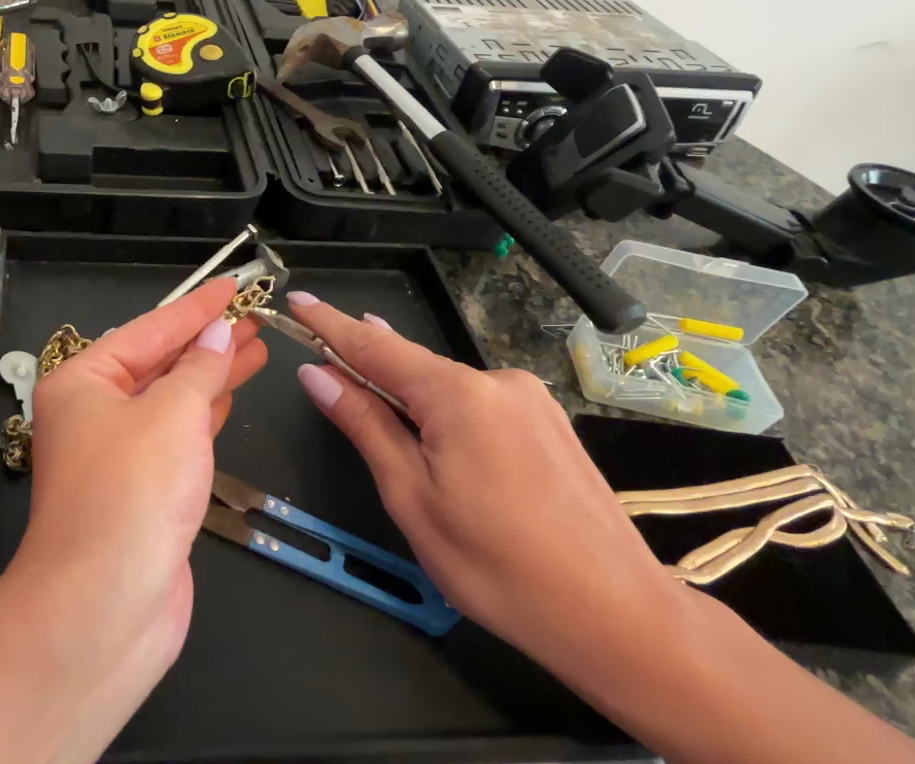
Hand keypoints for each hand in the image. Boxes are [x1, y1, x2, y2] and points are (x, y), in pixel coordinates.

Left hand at [6, 279, 266, 674]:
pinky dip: (204, 414)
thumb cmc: (132, 492)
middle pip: (160, 363)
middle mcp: (93, 412)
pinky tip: (230, 397)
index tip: (234, 285)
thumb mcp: (172, 413)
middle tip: (257, 319)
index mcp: (84, 381)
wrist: (103, 604)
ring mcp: (117, 454)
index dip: (196, 307)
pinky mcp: (142, 491)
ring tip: (256, 349)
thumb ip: (200, 368)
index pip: (150, 329)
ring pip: (171, 400)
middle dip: (209, 341)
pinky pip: (177, 437)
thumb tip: (218, 334)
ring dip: (212, 375)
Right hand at [283, 291, 692, 671]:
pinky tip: (433, 429)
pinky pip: (479, 403)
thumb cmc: (497, 567)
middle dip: (367, 362)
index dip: (330, 323)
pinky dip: (444, 408)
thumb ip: (364, 425)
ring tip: (374, 398)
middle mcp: (498, 382)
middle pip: (413, 364)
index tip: (297, 298)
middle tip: (322, 355)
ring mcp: (531, 401)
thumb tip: (318, 373)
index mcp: (458, 395)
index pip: (374, 345)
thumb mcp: (411, 497)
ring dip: (407, 393)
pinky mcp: (550, 423)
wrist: (617, 615)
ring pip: (448, 387)